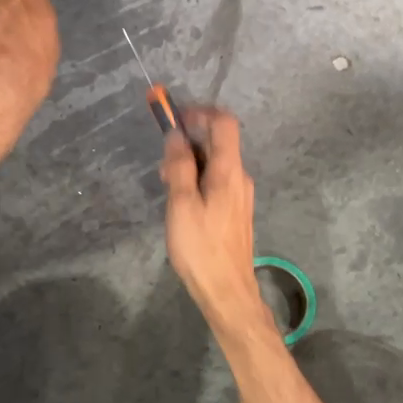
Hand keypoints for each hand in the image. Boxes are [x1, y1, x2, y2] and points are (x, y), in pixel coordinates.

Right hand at [162, 108, 266, 331]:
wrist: (226, 290)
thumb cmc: (200, 247)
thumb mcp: (181, 204)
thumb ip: (179, 166)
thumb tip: (175, 135)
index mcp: (229, 171)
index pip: (224, 123)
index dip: (199, 112)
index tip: (173, 116)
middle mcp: (240, 177)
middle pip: (218, 143)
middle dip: (188, 142)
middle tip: (162, 164)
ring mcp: (240, 195)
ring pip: (215, 164)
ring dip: (190, 164)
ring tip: (167, 186)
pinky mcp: (235, 211)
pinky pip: (216, 182)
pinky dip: (197, 180)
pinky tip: (181, 203)